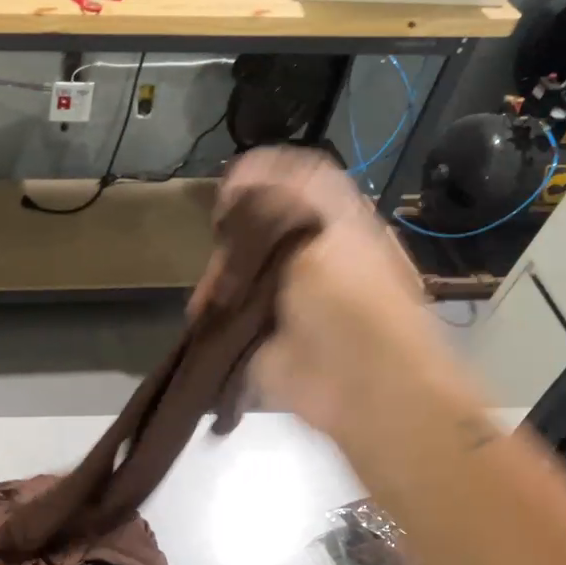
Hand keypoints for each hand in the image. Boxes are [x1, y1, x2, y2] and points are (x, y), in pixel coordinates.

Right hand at [194, 147, 440, 434]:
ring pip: (241, 274)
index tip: (229, 184)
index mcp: (339, 225)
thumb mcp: (321, 240)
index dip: (266, 175)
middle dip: (233, 236)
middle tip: (217, 244)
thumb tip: (241, 178)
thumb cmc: (353, 308)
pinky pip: (230, 319)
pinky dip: (212, 316)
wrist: (363, 389)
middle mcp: (313, 258)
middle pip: (261, 231)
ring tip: (208, 295)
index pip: (302, 182)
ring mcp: (287, 301)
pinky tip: (202, 316)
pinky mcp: (263, 338)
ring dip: (219, 279)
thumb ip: (279, 207)